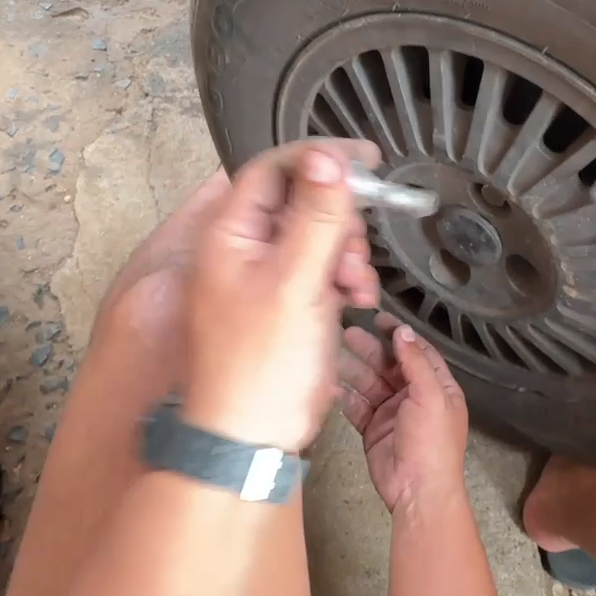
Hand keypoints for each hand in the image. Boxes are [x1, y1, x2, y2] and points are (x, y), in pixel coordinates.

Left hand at [181, 139, 382, 451]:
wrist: (251, 438)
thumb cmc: (260, 367)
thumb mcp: (296, 281)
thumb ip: (315, 216)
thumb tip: (328, 159)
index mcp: (230, 235)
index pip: (274, 169)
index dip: (320, 158)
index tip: (365, 160)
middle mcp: (242, 249)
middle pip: (299, 202)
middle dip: (339, 218)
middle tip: (358, 242)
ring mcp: (262, 276)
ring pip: (314, 236)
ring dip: (346, 251)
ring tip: (358, 282)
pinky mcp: (283, 301)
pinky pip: (318, 268)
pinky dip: (342, 276)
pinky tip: (355, 297)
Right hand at [339, 315, 469, 510]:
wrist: (417, 490)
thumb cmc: (431, 441)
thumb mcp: (430, 395)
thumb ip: (415, 362)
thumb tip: (403, 331)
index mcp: (437, 387)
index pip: (418, 352)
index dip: (400, 335)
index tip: (379, 318)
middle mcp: (415, 396)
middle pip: (390, 365)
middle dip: (370, 349)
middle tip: (347, 332)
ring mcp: (392, 413)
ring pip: (370, 384)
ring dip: (354, 369)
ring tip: (333, 353)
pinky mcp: (373, 429)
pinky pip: (357, 407)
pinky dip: (344, 396)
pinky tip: (330, 384)